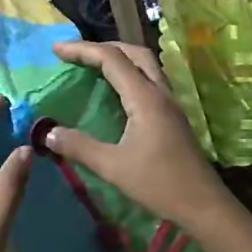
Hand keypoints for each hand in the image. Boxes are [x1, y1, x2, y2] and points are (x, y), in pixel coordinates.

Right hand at [46, 41, 236, 232]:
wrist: (203, 204)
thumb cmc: (159, 184)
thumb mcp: (113, 167)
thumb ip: (79, 146)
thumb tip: (48, 133)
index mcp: (145, 98)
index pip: (112, 59)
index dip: (82, 50)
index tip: (55, 49)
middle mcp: (161, 93)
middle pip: (134, 53)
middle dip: (103, 47)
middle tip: (76, 54)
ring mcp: (171, 105)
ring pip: (146, 67)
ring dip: (120, 60)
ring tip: (93, 67)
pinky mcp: (174, 118)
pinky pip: (151, 84)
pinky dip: (130, 77)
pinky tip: (117, 95)